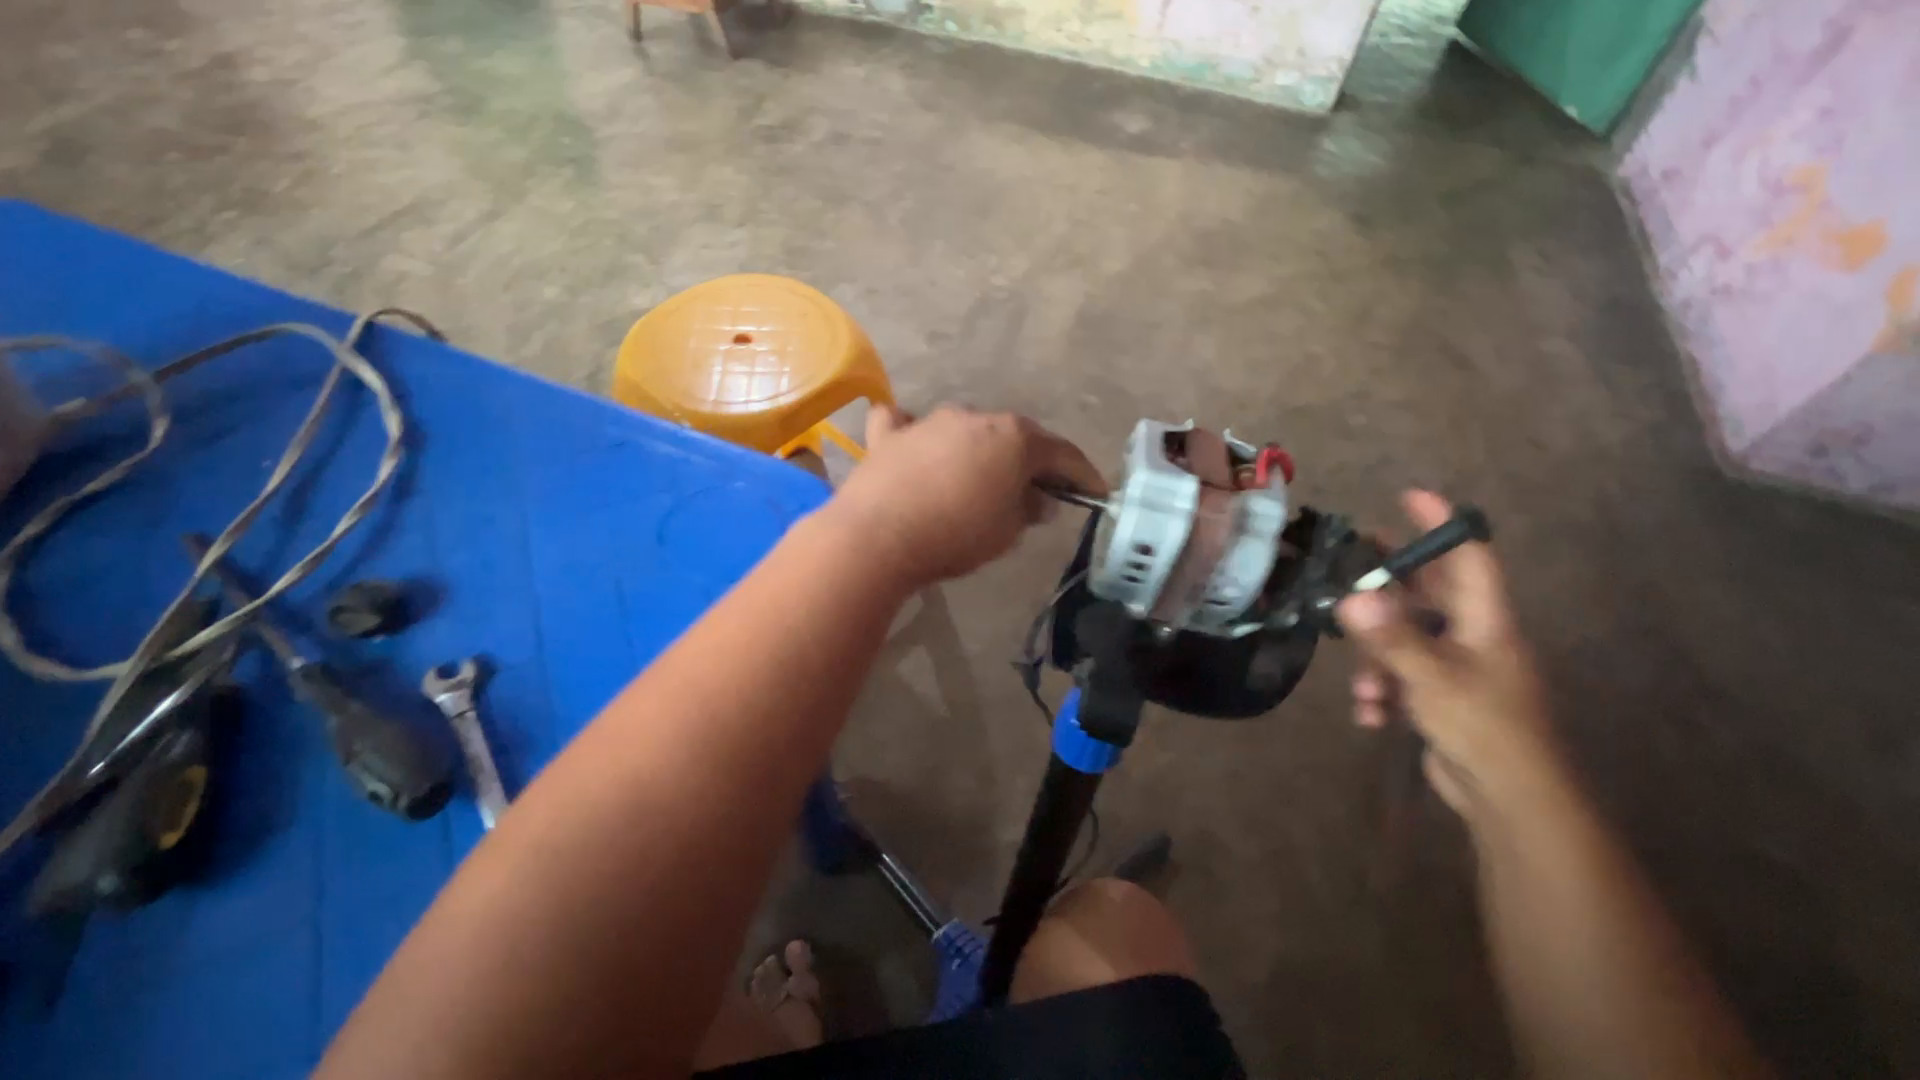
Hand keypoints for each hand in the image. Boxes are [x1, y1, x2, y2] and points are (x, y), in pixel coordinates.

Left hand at [826, 405, 1107, 588]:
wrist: (877, 537)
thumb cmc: (956, 535)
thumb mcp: (1007, 532)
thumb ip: (1029, 508)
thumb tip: (1038, 499)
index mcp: (1014, 437)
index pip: (1061, 453)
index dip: (1082, 475)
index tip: (1096, 493)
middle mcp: (975, 417)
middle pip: (1014, 436)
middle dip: (1030, 461)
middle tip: (1039, 490)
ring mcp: (929, 422)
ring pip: (965, 430)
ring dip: (978, 450)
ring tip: (978, 480)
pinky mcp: (889, 436)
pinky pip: (904, 424)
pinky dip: (913, 433)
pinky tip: (911, 443)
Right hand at [1337, 490, 1561, 816]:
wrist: (1510, 799)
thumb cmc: (1484, 728)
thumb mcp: (1433, 679)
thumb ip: (1392, 638)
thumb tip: (1350, 597)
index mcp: (1486, 622)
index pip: (1469, 558)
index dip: (1444, 524)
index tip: (1411, 495)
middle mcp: (1474, 639)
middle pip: (1431, 593)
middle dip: (1392, 581)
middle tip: (1353, 562)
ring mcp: (1457, 671)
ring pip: (1406, 642)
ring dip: (1377, 662)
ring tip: (1366, 690)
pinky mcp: (1441, 701)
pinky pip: (1401, 680)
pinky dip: (1383, 693)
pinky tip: (1372, 717)